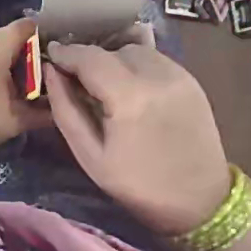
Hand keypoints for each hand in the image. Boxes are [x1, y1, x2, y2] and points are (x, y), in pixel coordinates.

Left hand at [0, 18, 51, 158]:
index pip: (29, 26)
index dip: (49, 36)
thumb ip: (45, 111)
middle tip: (57, 71)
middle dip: (37, 52)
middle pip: (17, 36)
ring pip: (4, 48)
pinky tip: (20, 87)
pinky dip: (7, 68)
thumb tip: (66, 104)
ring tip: (42, 81)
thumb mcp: (16, 119)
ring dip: (22, 62)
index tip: (65, 54)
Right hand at [44, 41, 229, 234]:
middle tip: (77, 80)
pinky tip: (132, 89)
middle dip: (91, 59)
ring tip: (107, 86)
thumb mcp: (90, 155)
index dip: (66, 53)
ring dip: (115, 61)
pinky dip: (137, 66)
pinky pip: (156, 59)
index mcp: (129, 97)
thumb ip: (65, 109)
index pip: (89, 57)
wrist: (199, 201)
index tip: (51, 55)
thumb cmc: (137, 185)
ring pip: (136, 50)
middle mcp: (156, 76)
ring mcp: (179, 75)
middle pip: (112, 50)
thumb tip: (50, 72)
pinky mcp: (192, 80)